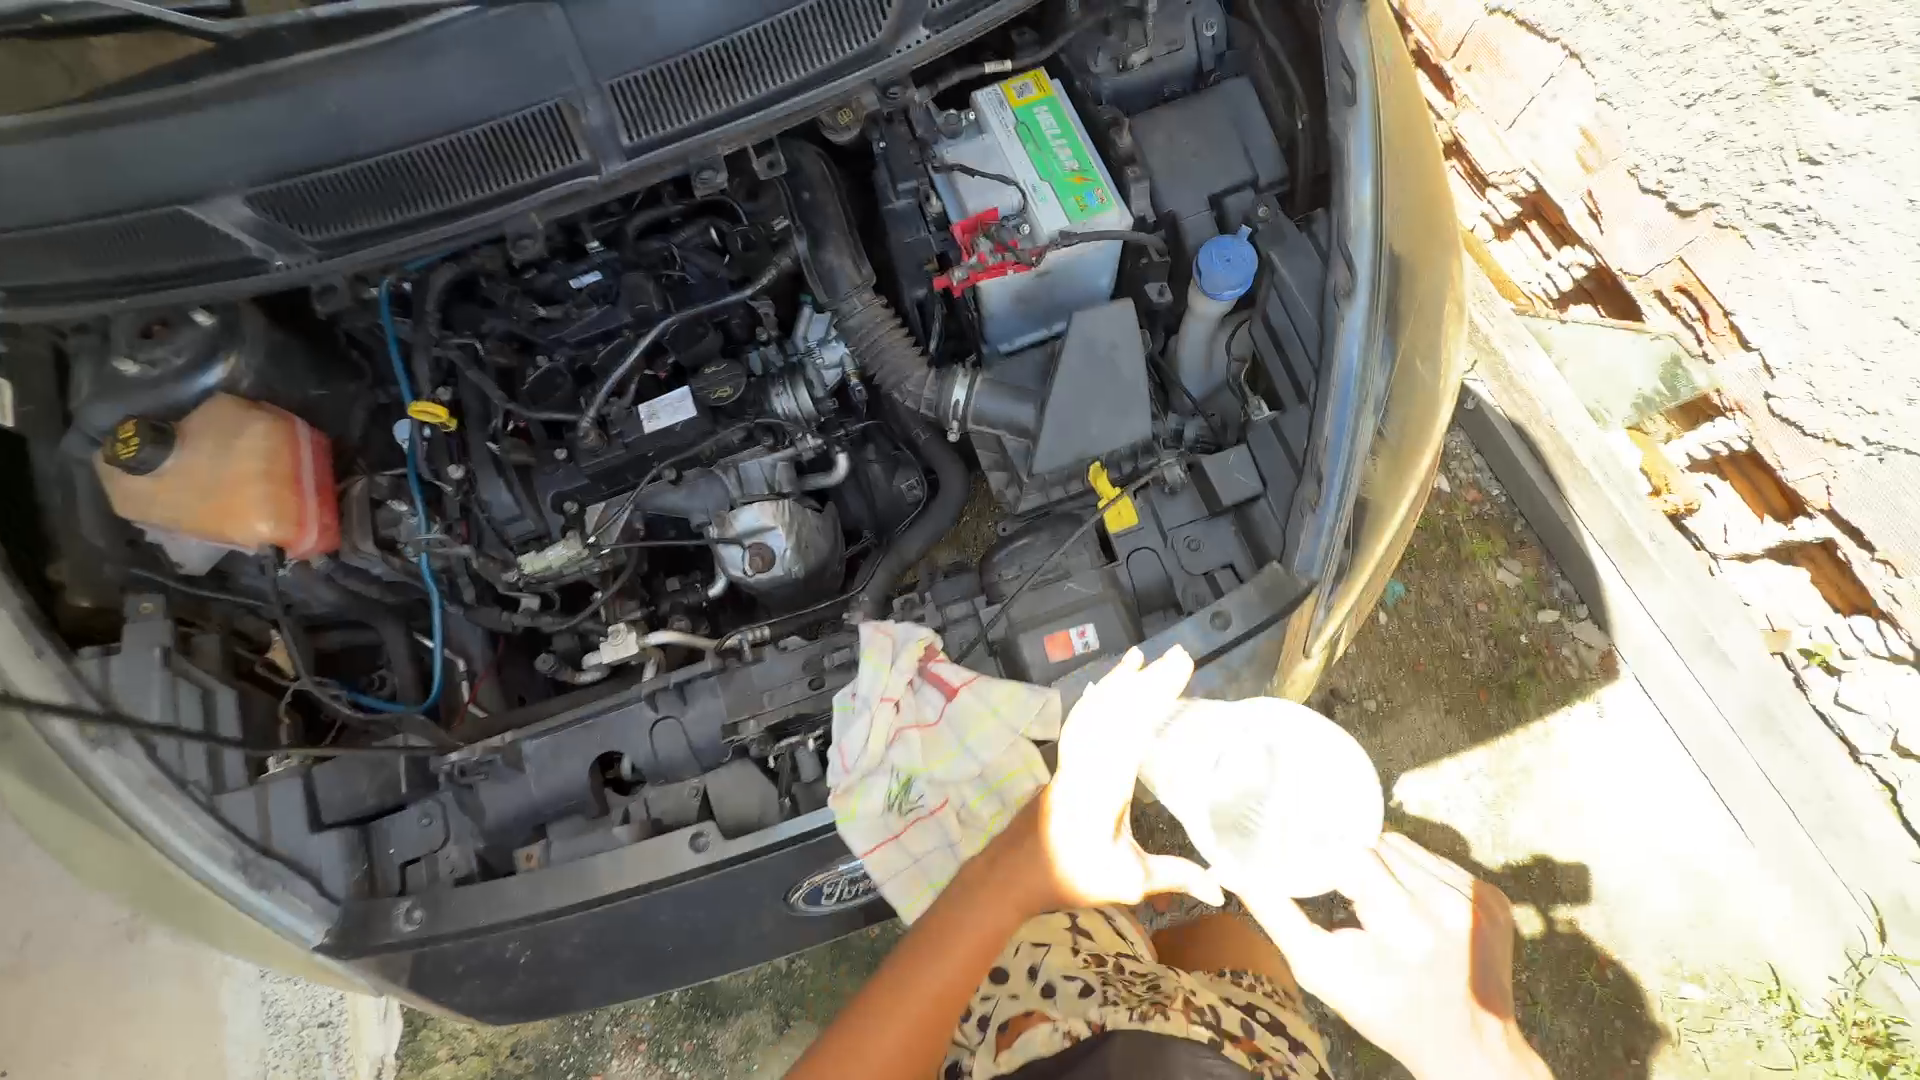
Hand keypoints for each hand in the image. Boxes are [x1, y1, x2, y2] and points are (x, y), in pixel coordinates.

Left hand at [986, 647, 1223, 914]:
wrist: (1012, 873)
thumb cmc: (1071, 878)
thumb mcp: (1127, 881)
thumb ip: (1174, 877)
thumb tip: (1223, 890)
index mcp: (1106, 783)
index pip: (1136, 726)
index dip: (1158, 693)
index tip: (1181, 669)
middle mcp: (1087, 761)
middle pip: (1118, 709)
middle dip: (1150, 680)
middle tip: (1180, 654)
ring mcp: (1071, 759)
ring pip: (1095, 710)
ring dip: (1120, 682)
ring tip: (1140, 656)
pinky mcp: (1062, 763)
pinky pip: (1078, 722)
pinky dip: (1092, 700)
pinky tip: (1102, 687)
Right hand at [1231, 833, 1549, 1079]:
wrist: (1471, 1050)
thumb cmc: (1387, 1012)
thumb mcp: (1319, 968)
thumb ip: (1273, 911)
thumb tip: (1228, 868)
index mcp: (1404, 922)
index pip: (1348, 854)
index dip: (1323, 858)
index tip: (1310, 871)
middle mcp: (1447, 903)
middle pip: (1376, 844)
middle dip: (1351, 860)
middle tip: (1340, 888)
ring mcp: (1477, 899)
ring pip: (1404, 845)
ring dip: (1380, 861)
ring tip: (1374, 897)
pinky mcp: (1494, 898)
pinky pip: (1434, 859)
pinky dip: (1412, 871)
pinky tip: (1409, 903)